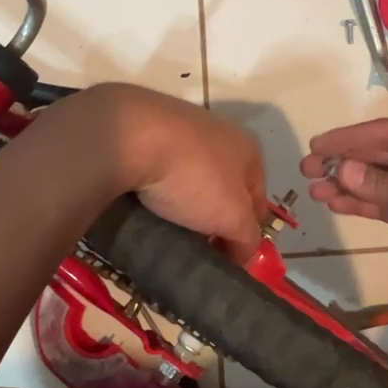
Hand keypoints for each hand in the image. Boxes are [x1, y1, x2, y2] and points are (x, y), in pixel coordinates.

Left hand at [58, 84, 268, 258]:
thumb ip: (246, 239)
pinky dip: (158, 185)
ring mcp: (183, 126)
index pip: (258, 203)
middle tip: (198, 247)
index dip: (247, 235)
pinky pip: (161, 167)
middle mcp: (221, 132)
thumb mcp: (231, 216)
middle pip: (225, 189)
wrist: (129, 135)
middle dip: (215, 219)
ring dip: (185, 202)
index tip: (226, 261)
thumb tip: (244, 257)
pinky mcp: (148, 128)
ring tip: (169, 228)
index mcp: (249, 150)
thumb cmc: (192, 176)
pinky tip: (146, 203)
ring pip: (193, 177)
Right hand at [299, 118, 387, 289]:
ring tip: (313, 188)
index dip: (349, 138)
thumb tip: (341, 171)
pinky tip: (334, 202)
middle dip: (342, 161)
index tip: (317, 145)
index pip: (383, 133)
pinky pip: (380, 203)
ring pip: (374, 181)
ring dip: (345, 184)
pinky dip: (358, 202)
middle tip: (307, 169)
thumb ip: (383, 182)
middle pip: (375, 155)